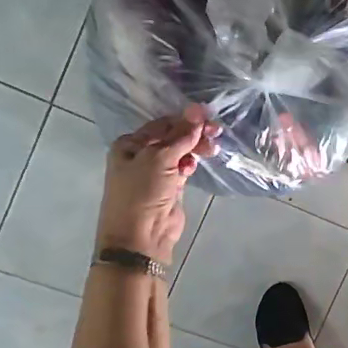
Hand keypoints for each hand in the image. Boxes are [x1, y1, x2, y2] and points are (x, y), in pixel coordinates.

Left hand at [98, 105, 218, 263]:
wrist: (140, 238)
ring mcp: (155, 173)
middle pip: (172, 137)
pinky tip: (197, 164)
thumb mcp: (159, 159)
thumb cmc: (141, 193)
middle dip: (193, 134)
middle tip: (217, 132)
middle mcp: (141, 156)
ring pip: (180, 153)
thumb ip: (181, 136)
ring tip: (212, 149)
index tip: (209, 116)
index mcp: (130, 145)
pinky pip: (183, 168)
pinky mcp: (169, 187)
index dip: (185, 119)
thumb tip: (197, 109)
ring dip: (195, 148)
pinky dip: (191, 164)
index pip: (162, 124)